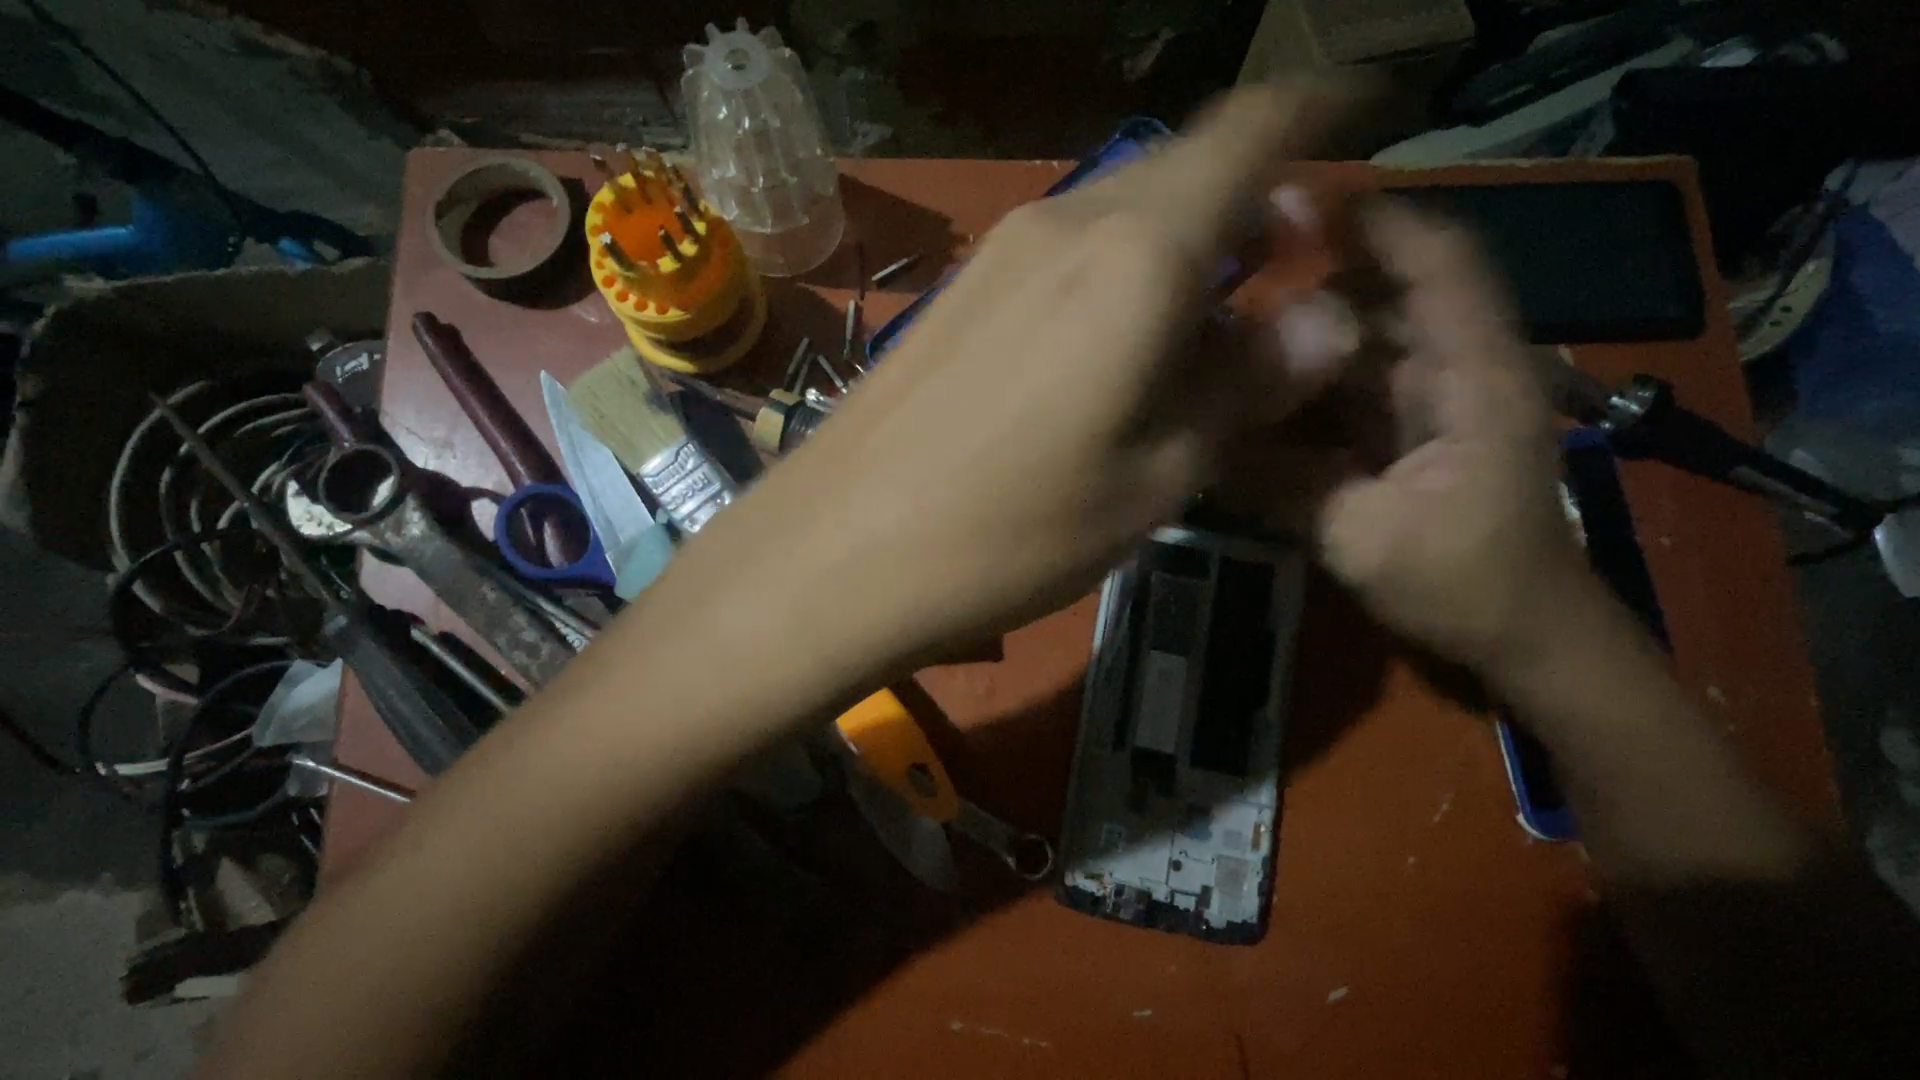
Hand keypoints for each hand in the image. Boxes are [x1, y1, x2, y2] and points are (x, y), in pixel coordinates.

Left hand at [712, 82, 1352, 670]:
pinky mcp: (959, 291)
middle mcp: (1066, 222)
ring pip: (1123, 208)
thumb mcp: (1156, 476)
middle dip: (1254, 195)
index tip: (1362, 122)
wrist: (836, 551)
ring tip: (1214, 314)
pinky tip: (1121, 339)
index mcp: (1136, 254)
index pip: (1248, 131)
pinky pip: (1067, 247)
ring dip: (1184, 236)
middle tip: (1295, 262)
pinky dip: (1121, 267)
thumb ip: (1249, 384)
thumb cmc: (1010, 530)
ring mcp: (1000, 251)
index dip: (1316, 111)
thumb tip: (1328, 320)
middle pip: (1185, 167)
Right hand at [1243, 204, 1596, 675]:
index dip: (1375, 221)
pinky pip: (1354, 383)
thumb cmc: (1467, 583)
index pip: (1438, 263)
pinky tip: (1256, 382)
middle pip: (1392, 288)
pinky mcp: (1410, 428)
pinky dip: (1309, 377)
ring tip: (1230, 319)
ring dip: (1306, 325)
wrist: (1525, 636)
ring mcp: (1433, 398)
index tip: (1293, 199)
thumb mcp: (1365, 538)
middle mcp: (1457, 368)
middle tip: (1233, 263)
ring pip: (1367, 336)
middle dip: (1319, 269)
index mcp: (1474, 376)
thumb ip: (1287, 483)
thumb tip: (1205, 442)